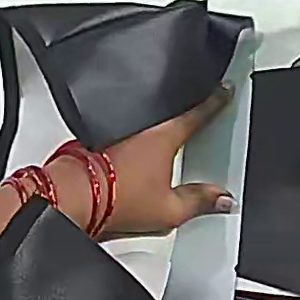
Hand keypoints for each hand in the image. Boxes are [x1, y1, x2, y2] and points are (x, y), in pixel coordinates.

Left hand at [47, 85, 236, 236]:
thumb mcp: (169, 209)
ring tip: (166, 147)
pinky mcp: (100, 137)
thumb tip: (221, 199)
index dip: (216, 101)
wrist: (75, 197)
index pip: (199, 114)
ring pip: (147, 124)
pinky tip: (136, 154)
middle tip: (199, 119)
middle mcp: (142, 126)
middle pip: (171, 116)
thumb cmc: (116, 198)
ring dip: (157, 130)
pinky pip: (126, 132)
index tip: (224, 89)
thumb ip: (199, 201)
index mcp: (165, 136)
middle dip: (185, 116)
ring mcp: (119, 129)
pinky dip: (135, 139)